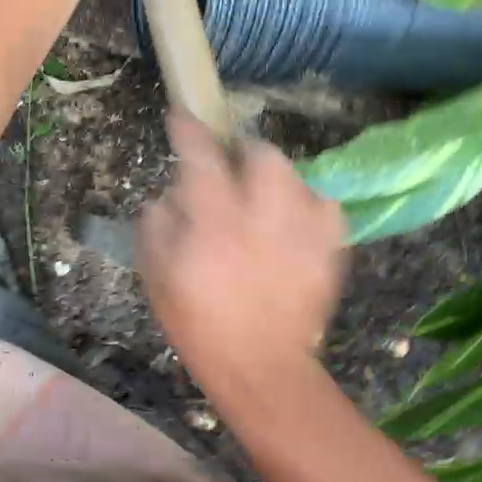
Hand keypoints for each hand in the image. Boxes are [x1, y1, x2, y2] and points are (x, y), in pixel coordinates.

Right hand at [139, 113, 346, 391]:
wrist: (258, 368)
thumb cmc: (196, 320)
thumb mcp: (154, 270)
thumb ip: (157, 222)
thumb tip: (169, 195)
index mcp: (213, 222)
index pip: (201, 156)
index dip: (188, 129)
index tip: (180, 113)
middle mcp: (261, 219)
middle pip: (263, 156)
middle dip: (242, 148)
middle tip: (227, 160)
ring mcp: (301, 236)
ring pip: (297, 176)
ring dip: (274, 173)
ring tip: (260, 188)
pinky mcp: (328, 255)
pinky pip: (327, 208)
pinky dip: (309, 201)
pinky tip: (291, 214)